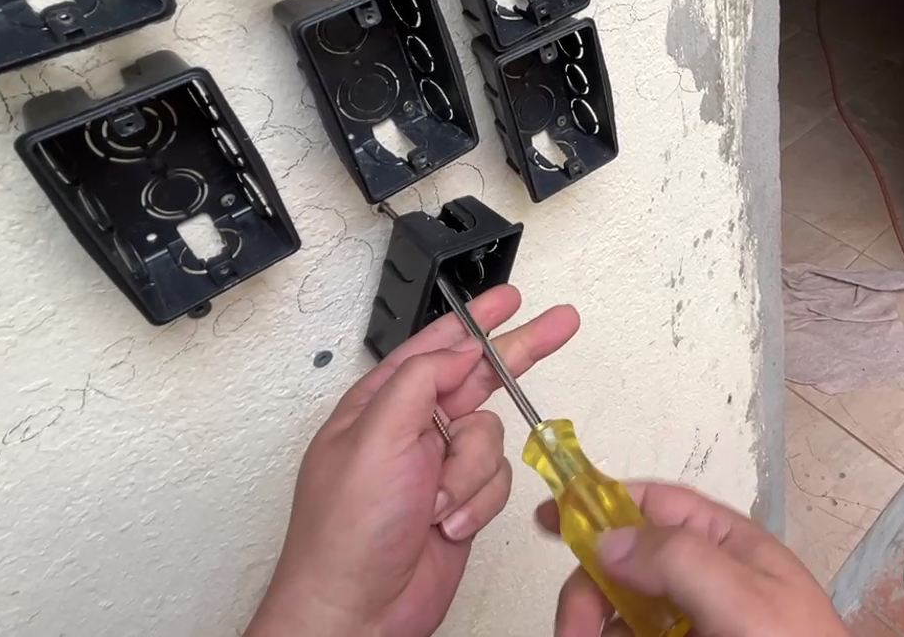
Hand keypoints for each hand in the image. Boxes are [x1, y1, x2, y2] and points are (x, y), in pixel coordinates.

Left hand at [246, 286, 579, 636]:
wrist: (358, 618)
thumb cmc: (344, 535)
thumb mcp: (376, 439)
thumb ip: (421, 379)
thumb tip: (462, 348)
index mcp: (385, 402)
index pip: (441, 344)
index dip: (479, 318)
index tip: (511, 299)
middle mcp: (415, 426)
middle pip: (483, 375)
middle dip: (521, 352)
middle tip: (559, 324)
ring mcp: (441, 462)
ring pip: (493, 434)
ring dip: (472, 470)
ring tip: (439, 499)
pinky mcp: (463, 495)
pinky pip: (499, 476)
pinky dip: (479, 500)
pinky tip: (449, 520)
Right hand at [541, 481, 848, 636]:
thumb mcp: (744, 600)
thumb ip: (679, 559)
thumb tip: (609, 537)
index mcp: (723, 543)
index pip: (653, 504)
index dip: (601, 501)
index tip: (549, 515)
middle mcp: (701, 578)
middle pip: (624, 564)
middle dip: (588, 589)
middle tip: (573, 633)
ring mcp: (689, 624)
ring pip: (620, 613)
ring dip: (593, 626)